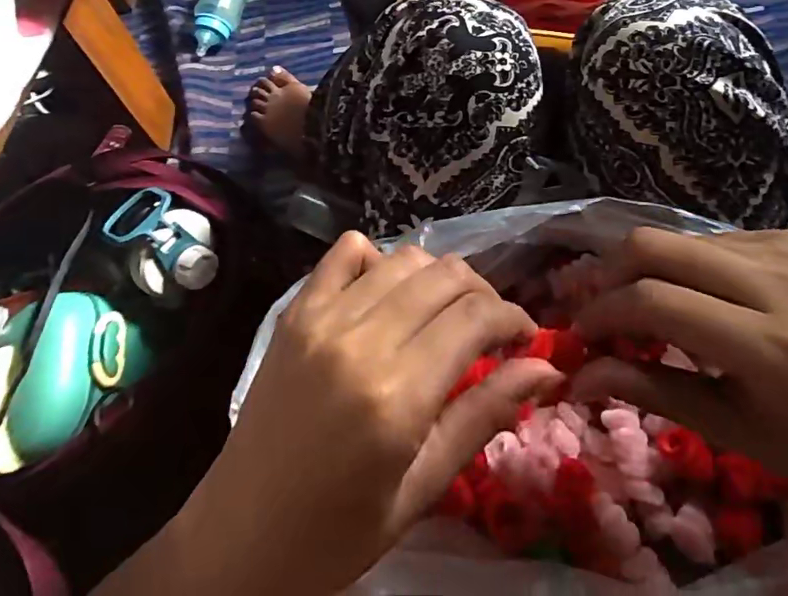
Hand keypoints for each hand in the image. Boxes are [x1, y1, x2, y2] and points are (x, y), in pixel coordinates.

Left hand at [172, 233, 561, 594]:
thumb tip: (547, 368)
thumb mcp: (422, 487)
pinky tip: (387, 294)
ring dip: (439, 277)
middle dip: (484, 294)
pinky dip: (377, 259)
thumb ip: (483, 415)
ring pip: (404, 258)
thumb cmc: (339, 531)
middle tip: (491, 330)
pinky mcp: (295, 312)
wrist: (241, 535)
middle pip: (446, 275)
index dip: (514, 318)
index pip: (476, 316)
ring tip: (444, 314)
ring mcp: (322, 317)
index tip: (527, 338)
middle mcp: (362, 339)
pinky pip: (345, 252)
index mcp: (398, 393)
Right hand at [570, 226, 787, 518]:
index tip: (577, 334)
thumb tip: (580, 376)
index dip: (603, 312)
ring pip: (679, 237)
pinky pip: (713, 240)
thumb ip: (656, 391)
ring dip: (641, 267)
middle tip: (591, 306)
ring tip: (633, 305)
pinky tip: (689, 297)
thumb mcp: (745, 436)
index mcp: (777, 348)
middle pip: (656, 245)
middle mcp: (781, 281)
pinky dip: (683, 265)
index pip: (657, 301)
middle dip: (607, 272)